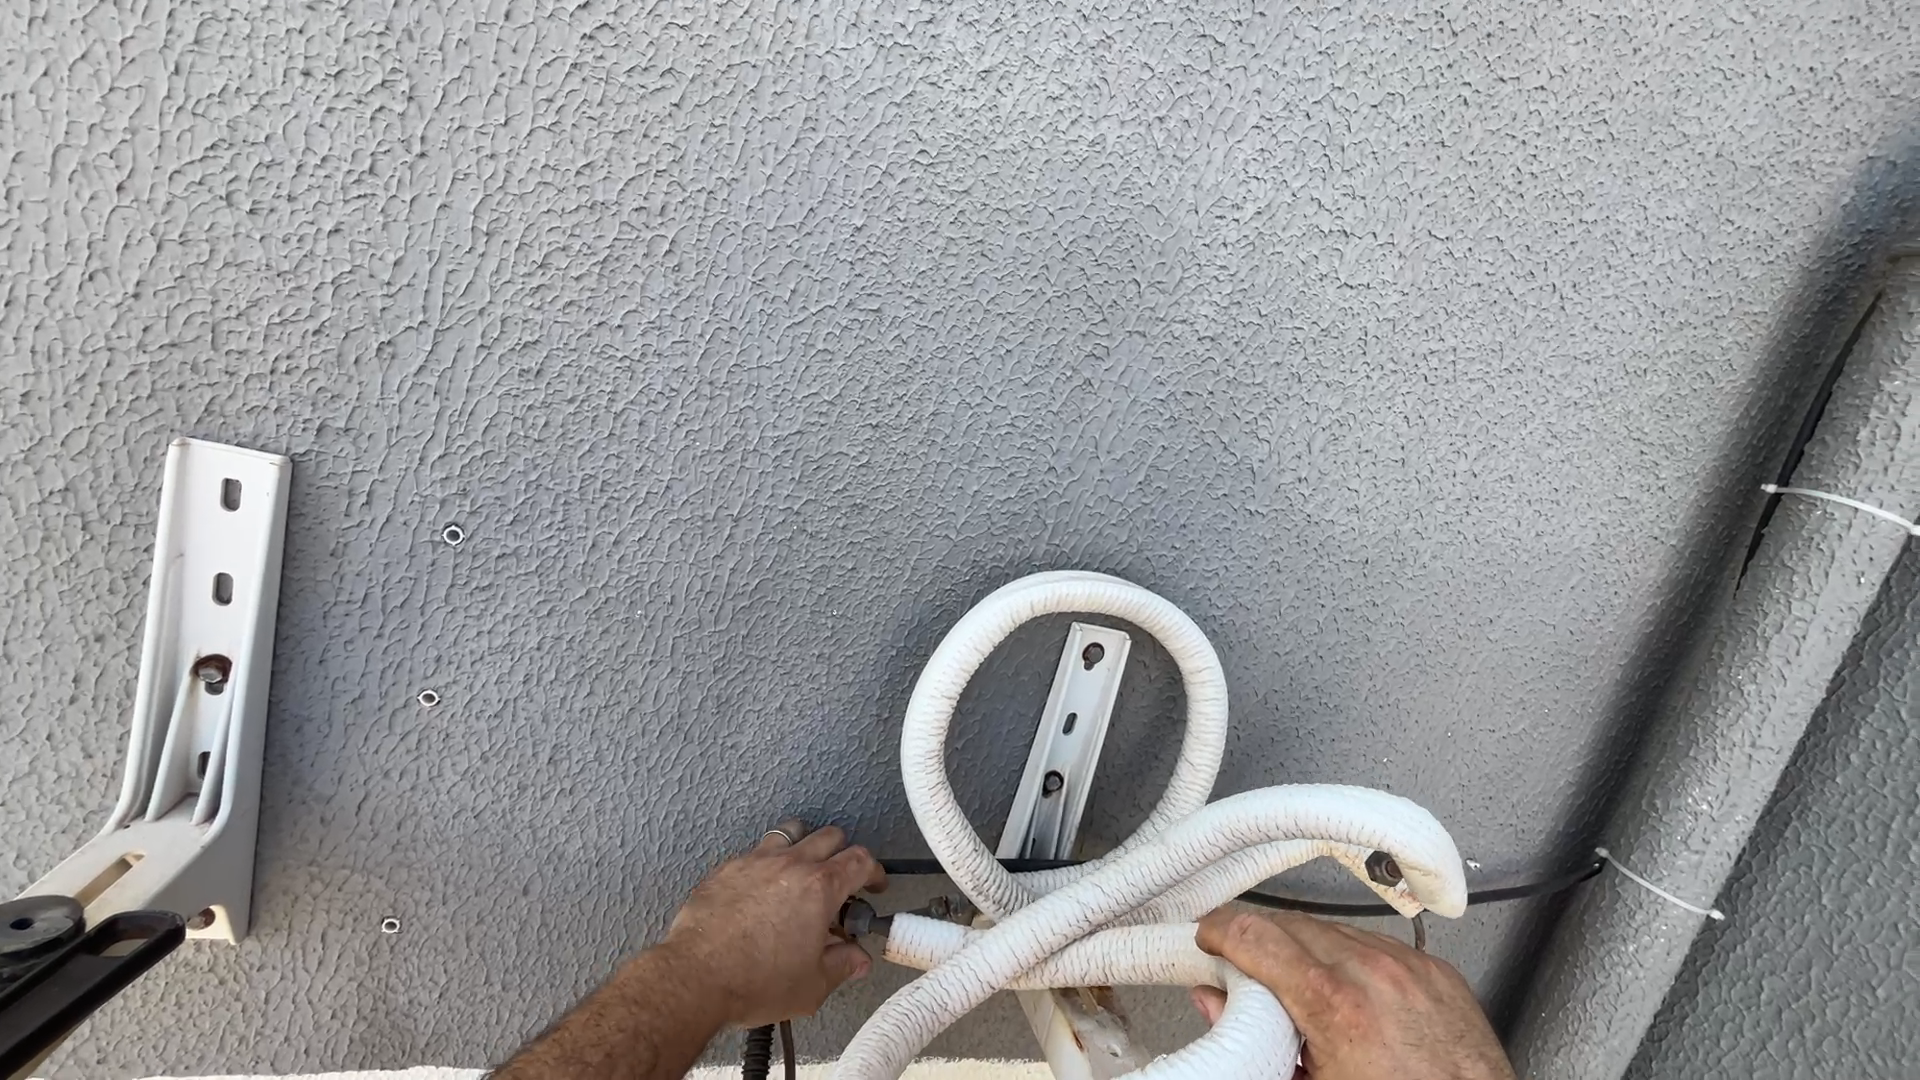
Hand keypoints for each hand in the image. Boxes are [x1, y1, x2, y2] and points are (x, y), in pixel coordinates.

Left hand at [654, 819, 886, 1028]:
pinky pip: (756, 850)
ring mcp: (758, 860)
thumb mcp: (811, 985)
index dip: (873, 870)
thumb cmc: (753, 982)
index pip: (860, 860)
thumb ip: (842, 965)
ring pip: (792, 830)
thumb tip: (857, 959)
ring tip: (803, 866)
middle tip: (841, 878)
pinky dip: (768, 861)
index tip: (873, 883)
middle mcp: (792, 864)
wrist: (695, 979)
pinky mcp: (729, 867)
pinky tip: (763, 885)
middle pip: (830, 836)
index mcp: (820, 887)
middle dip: (843, 853)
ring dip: (805, 843)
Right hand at [1192, 909, 1514, 1079]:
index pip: (1252, 933)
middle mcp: (1372, 971)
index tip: (1208, 938)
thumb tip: (1213, 1001)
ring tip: (1299, 986)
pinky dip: (1350, 957)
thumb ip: (1249, 1041)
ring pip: (1328, 928)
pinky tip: (1348, 989)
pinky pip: (1373, 942)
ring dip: (1303, 947)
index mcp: (1334, 1002)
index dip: (1218, 930)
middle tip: (1243, 967)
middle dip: (1258, 940)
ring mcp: (1408, 966)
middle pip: (1287, 924)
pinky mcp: (1436, 971)